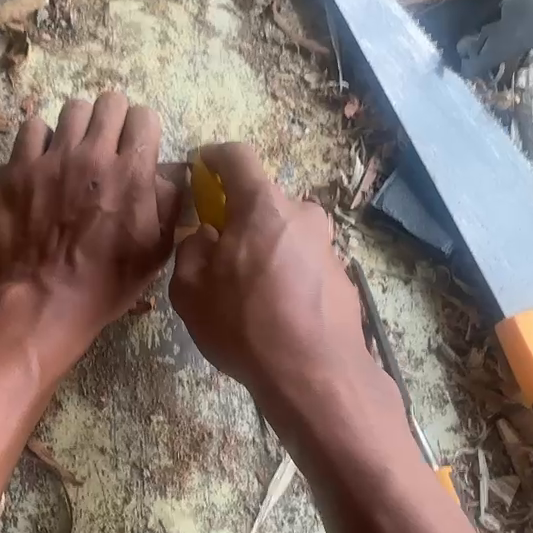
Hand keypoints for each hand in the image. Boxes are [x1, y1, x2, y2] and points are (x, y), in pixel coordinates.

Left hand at [0, 92, 180, 359]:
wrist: (45, 303)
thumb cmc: (105, 284)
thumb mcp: (156, 252)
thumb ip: (167, 204)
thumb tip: (163, 176)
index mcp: (132, 174)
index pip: (144, 116)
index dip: (143, 131)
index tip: (136, 148)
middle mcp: (93, 156)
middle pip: (110, 102)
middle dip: (114, 119)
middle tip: (108, 144)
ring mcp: (52, 159)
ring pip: (72, 109)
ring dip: (79, 125)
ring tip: (75, 150)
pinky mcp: (18, 169)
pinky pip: (32, 127)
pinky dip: (41, 138)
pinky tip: (44, 159)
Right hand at [170, 143, 368, 402]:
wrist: (315, 375)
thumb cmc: (244, 325)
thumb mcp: (190, 290)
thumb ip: (191, 250)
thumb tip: (205, 237)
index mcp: (262, 206)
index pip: (237, 157)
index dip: (214, 157)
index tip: (201, 166)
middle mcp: (301, 215)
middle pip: (263, 201)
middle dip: (238, 217)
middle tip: (218, 251)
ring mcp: (327, 245)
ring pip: (284, 233)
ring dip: (263, 248)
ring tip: (246, 291)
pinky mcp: (342, 276)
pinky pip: (302, 262)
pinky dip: (285, 273)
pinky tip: (274, 311)